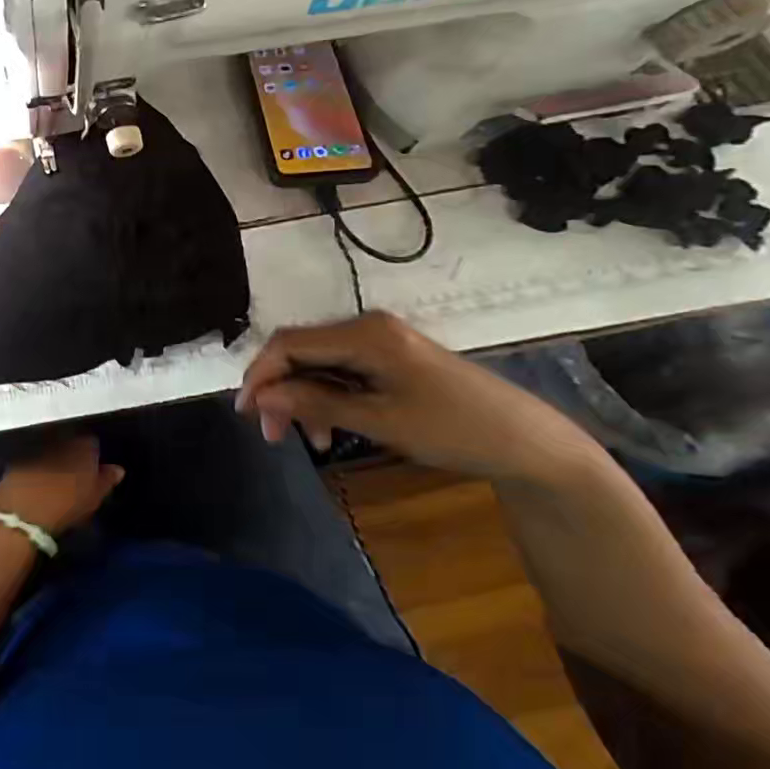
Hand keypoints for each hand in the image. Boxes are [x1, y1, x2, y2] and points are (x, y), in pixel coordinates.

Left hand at [0, 435, 125, 535]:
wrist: (20, 514)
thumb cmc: (65, 506)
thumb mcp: (93, 498)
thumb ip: (106, 480)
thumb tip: (118, 469)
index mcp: (82, 448)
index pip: (91, 443)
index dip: (92, 455)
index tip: (92, 469)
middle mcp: (58, 442)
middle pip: (69, 444)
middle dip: (71, 455)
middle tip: (74, 475)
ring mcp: (34, 450)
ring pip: (49, 451)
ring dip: (52, 461)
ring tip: (54, 481)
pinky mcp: (15, 462)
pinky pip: (29, 461)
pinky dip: (34, 469)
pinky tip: (34, 485)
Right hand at [236, 312, 607, 483]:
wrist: (524, 440)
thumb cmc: (452, 429)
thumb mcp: (379, 421)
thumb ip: (317, 402)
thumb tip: (262, 395)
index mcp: (364, 334)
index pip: (290, 343)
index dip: (260, 374)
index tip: (245, 412)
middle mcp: (367, 328)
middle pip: (302, 352)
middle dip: (281, 391)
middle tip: (274, 435)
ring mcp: (380, 342)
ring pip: (320, 365)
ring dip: (305, 399)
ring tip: (309, 441)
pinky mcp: (390, 359)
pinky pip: (343, 372)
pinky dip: (329, 398)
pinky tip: (331, 428)